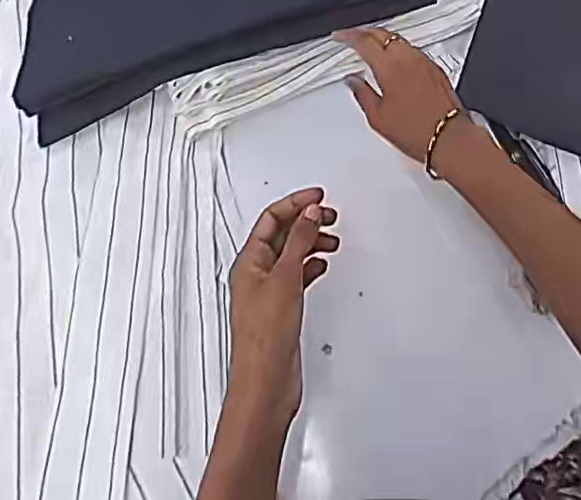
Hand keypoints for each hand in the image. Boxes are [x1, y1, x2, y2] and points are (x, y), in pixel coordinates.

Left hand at [225, 187, 339, 438]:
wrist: (266, 384)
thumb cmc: (264, 340)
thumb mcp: (286, 278)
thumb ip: (300, 241)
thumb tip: (308, 212)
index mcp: (249, 260)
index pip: (271, 218)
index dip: (295, 202)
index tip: (317, 195)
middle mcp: (256, 273)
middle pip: (282, 233)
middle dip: (305, 219)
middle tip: (328, 213)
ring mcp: (269, 290)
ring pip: (292, 253)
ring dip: (311, 240)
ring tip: (330, 236)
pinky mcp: (281, 307)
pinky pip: (297, 273)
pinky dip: (311, 263)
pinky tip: (321, 263)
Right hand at [335, 28, 470, 164]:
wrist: (449, 138)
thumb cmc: (417, 131)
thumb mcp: (378, 117)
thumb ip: (362, 93)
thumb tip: (353, 81)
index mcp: (390, 67)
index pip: (364, 41)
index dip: (348, 35)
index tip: (339, 36)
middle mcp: (408, 58)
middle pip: (382, 34)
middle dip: (364, 32)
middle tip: (352, 36)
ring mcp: (424, 61)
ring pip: (398, 39)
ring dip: (381, 38)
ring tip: (370, 46)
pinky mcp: (435, 67)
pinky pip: (412, 49)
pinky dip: (398, 48)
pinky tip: (393, 59)